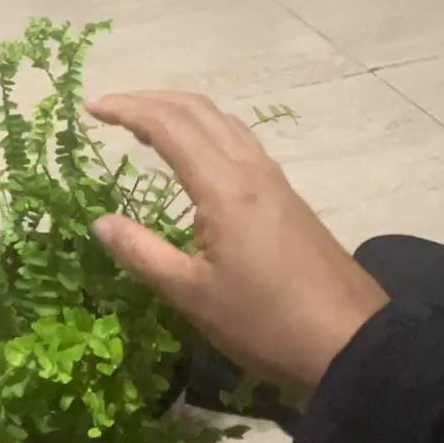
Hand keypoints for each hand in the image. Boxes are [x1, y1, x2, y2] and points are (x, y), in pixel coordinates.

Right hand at [86, 92, 388, 388]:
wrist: (353, 343)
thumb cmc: (266, 321)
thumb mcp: (192, 295)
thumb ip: (142, 253)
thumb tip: (100, 221)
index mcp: (222, 186)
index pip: (167, 125)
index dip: (125, 109)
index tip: (90, 108)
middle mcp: (248, 168)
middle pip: (194, 109)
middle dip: (147, 99)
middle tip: (109, 108)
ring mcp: (271, 177)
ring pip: (219, 119)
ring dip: (177, 108)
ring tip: (142, 121)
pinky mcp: (283, 192)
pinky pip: (235, 137)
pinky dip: (202, 126)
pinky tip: (192, 149)